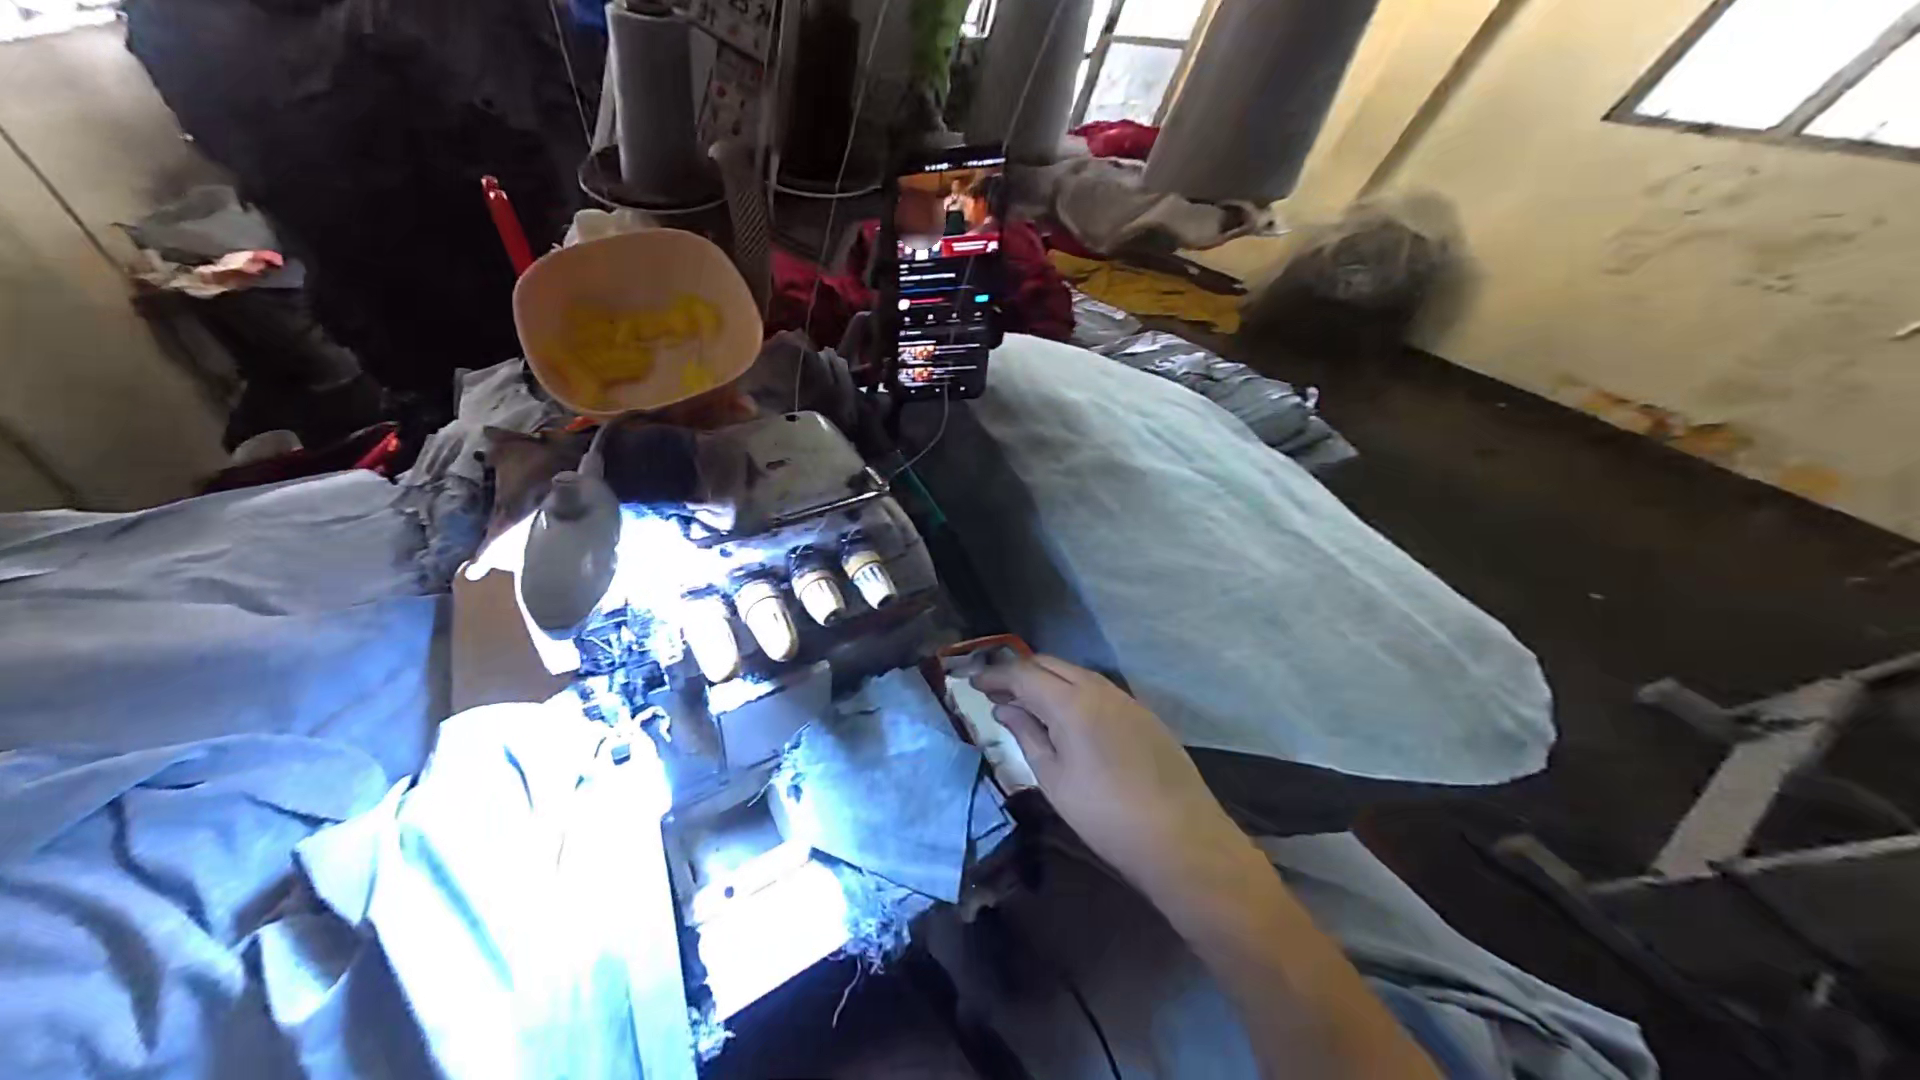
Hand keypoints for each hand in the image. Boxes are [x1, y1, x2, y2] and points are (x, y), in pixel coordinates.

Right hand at [971, 654, 1252, 896]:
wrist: (1180, 838)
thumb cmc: (1104, 814)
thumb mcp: (1053, 778)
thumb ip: (1027, 734)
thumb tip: (1005, 707)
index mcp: (1071, 701)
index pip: (1023, 674)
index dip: (995, 675)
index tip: (972, 682)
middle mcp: (1099, 688)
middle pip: (1050, 664)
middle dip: (1019, 673)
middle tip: (995, 691)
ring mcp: (1125, 699)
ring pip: (1076, 673)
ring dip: (1047, 680)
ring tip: (1026, 702)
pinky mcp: (1142, 714)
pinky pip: (1097, 689)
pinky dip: (1072, 691)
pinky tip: (1066, 715)